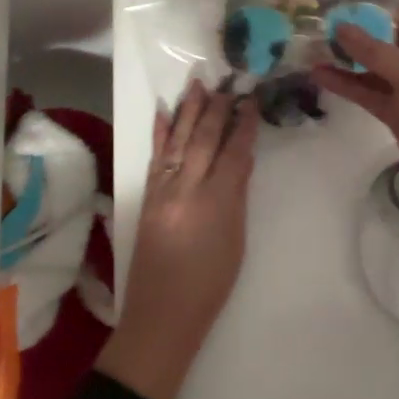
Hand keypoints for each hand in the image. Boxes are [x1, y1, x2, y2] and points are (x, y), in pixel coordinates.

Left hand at [97, 79, 258, 398]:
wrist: (162, 315)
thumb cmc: (209, 286)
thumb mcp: (235, 241)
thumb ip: (236, 197)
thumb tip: (241, 159)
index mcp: (217, 203)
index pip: (234, 152)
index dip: (245, 125)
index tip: (252, 100)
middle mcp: (187, 190)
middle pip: (205, 139)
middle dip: (218, 108)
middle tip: (229, 82)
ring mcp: (162, 191)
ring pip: (178, 141)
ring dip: (190, 110)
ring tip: (199, 82)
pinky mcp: (146, 197)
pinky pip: (155, 157)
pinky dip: (160, 132)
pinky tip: (165, 111)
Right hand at [310, 8, 398, 198]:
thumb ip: (374, 51)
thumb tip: (340, 26)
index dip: (378, 8)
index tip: (343, 3)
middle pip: (384, 41)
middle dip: (356, 33)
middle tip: (319, 24)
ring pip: (371, 69)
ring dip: (346, 60)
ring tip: (311, 49)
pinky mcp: (394, 113)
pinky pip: (366, 93)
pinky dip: (345, 85)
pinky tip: (319, 75)